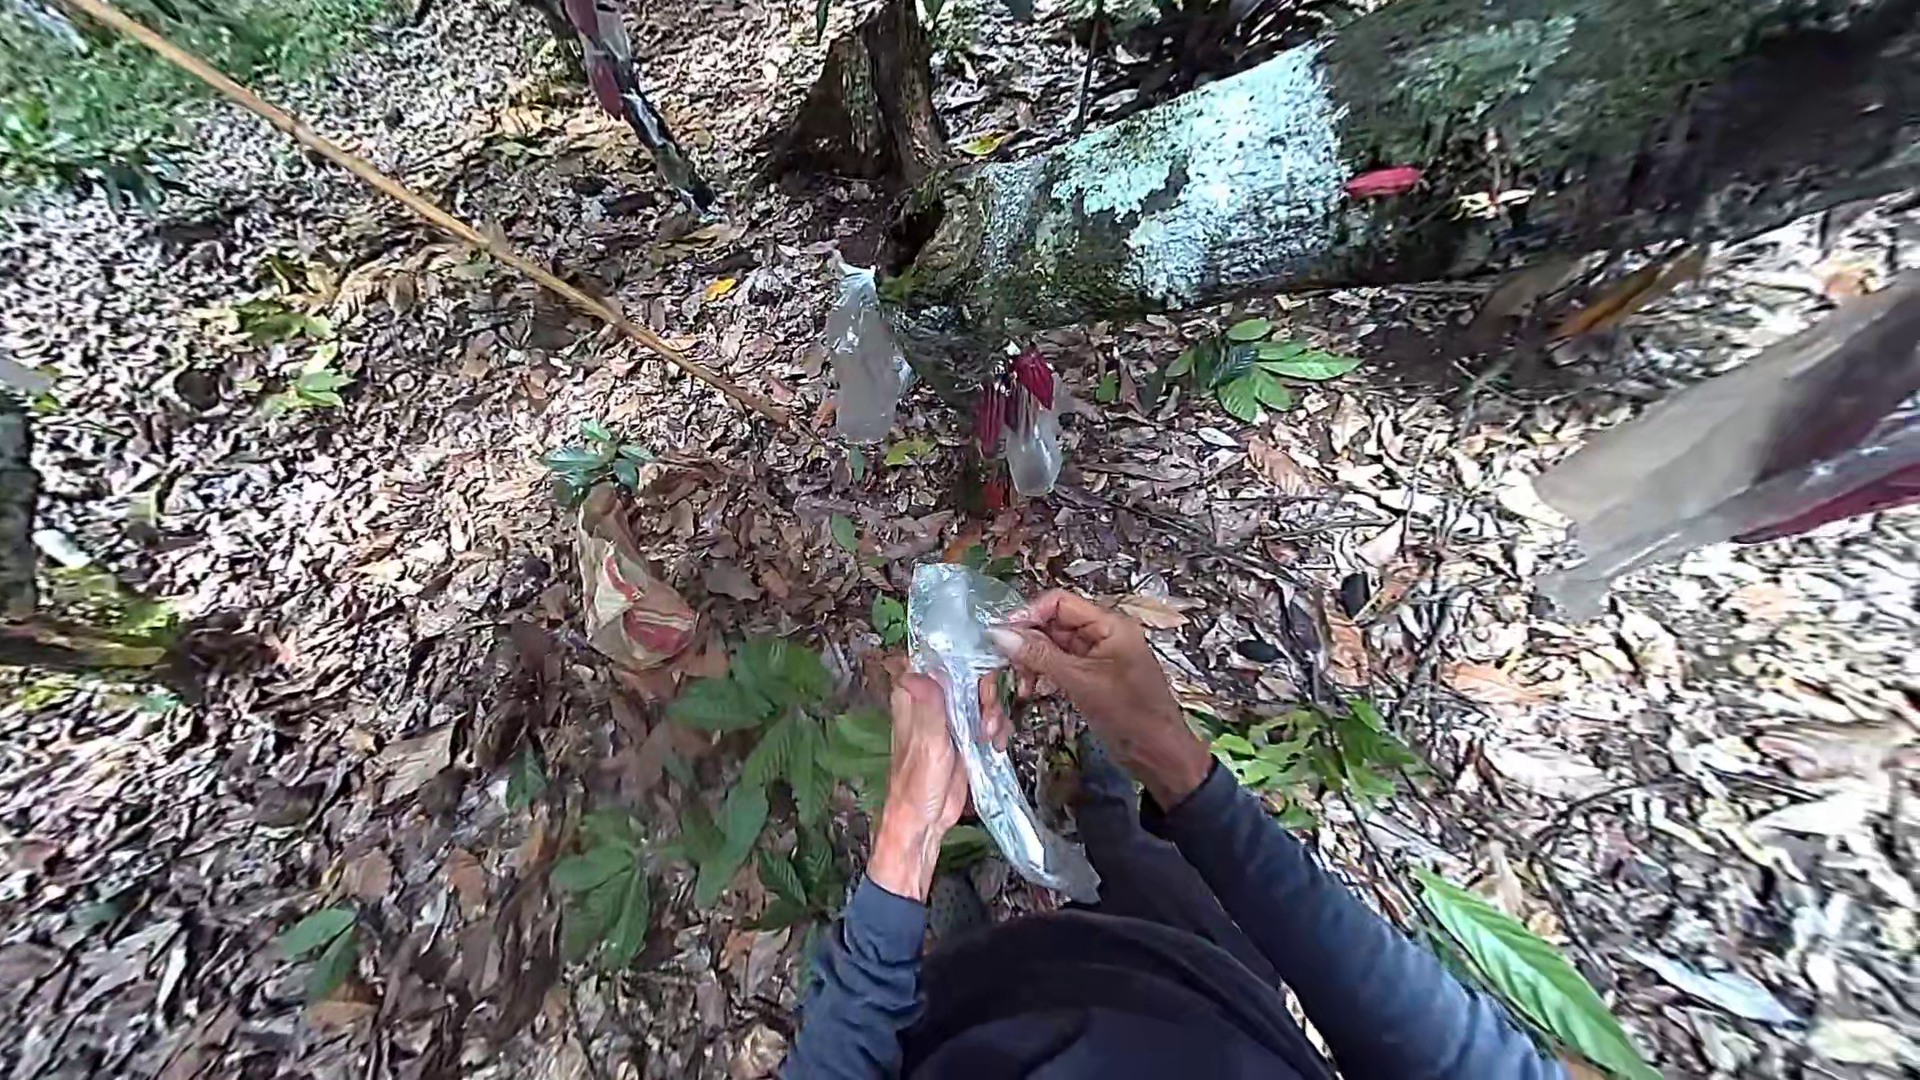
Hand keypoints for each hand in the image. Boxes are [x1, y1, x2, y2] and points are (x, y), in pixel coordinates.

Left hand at [868, 673, 1005, 900]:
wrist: (925, 820)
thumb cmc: (917, 783)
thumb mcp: (926, 742)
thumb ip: (928, 706)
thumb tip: (919, 672)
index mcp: (912, 693)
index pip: (938, 656)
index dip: (962, 657)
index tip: (978, 674)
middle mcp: (930, 697)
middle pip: (967, 672)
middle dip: (984, 692)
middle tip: (986, 716)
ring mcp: (949, 714)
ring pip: (981, 693)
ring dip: (993, 713)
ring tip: (989, 737)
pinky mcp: (965, 730)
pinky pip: (988, 716)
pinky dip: (997, 728)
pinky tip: (994, 745)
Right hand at [986, 590, 1210, 807]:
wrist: (1160, 756)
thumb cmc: (1129, 713)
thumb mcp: (1081, 680)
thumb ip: (1040, 655)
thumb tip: (1000, 634)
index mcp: (1109, 624)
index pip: (1060, 603)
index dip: (1029, 614)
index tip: (1002, 634)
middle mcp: (1102, 634)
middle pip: (1054, 624)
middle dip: (1028, 642)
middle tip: (1006, 663)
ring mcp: (1096, 657)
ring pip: (1053, 647)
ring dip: (1033, 662)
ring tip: (1022, 684)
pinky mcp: (1091, 678)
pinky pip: (1059, 666)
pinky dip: (1043, 675)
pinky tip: (1032, 690)